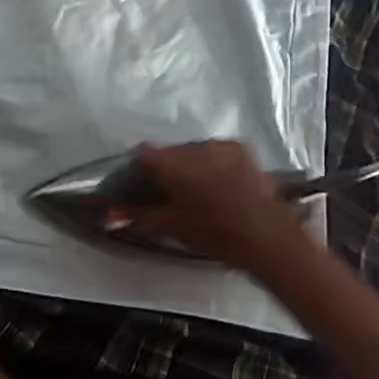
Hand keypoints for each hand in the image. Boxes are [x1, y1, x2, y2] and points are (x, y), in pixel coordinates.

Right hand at [131, 141, 310, 270]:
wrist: (265, 233)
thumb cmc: (214, 232)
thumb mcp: (172, 226)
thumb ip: (139, 216)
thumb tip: (113, 215)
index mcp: (171, 164)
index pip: (143, 154)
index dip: (139, 169)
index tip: (142, 184)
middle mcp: (193, 147)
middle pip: (170, 152)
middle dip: (168, 168)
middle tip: (172, 192)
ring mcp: (219, 145)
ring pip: (195, 150)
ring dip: (192, 164)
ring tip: (199, 189)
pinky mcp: (241, 149)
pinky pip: (217, 151)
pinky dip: (214, 163)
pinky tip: (220, 182)